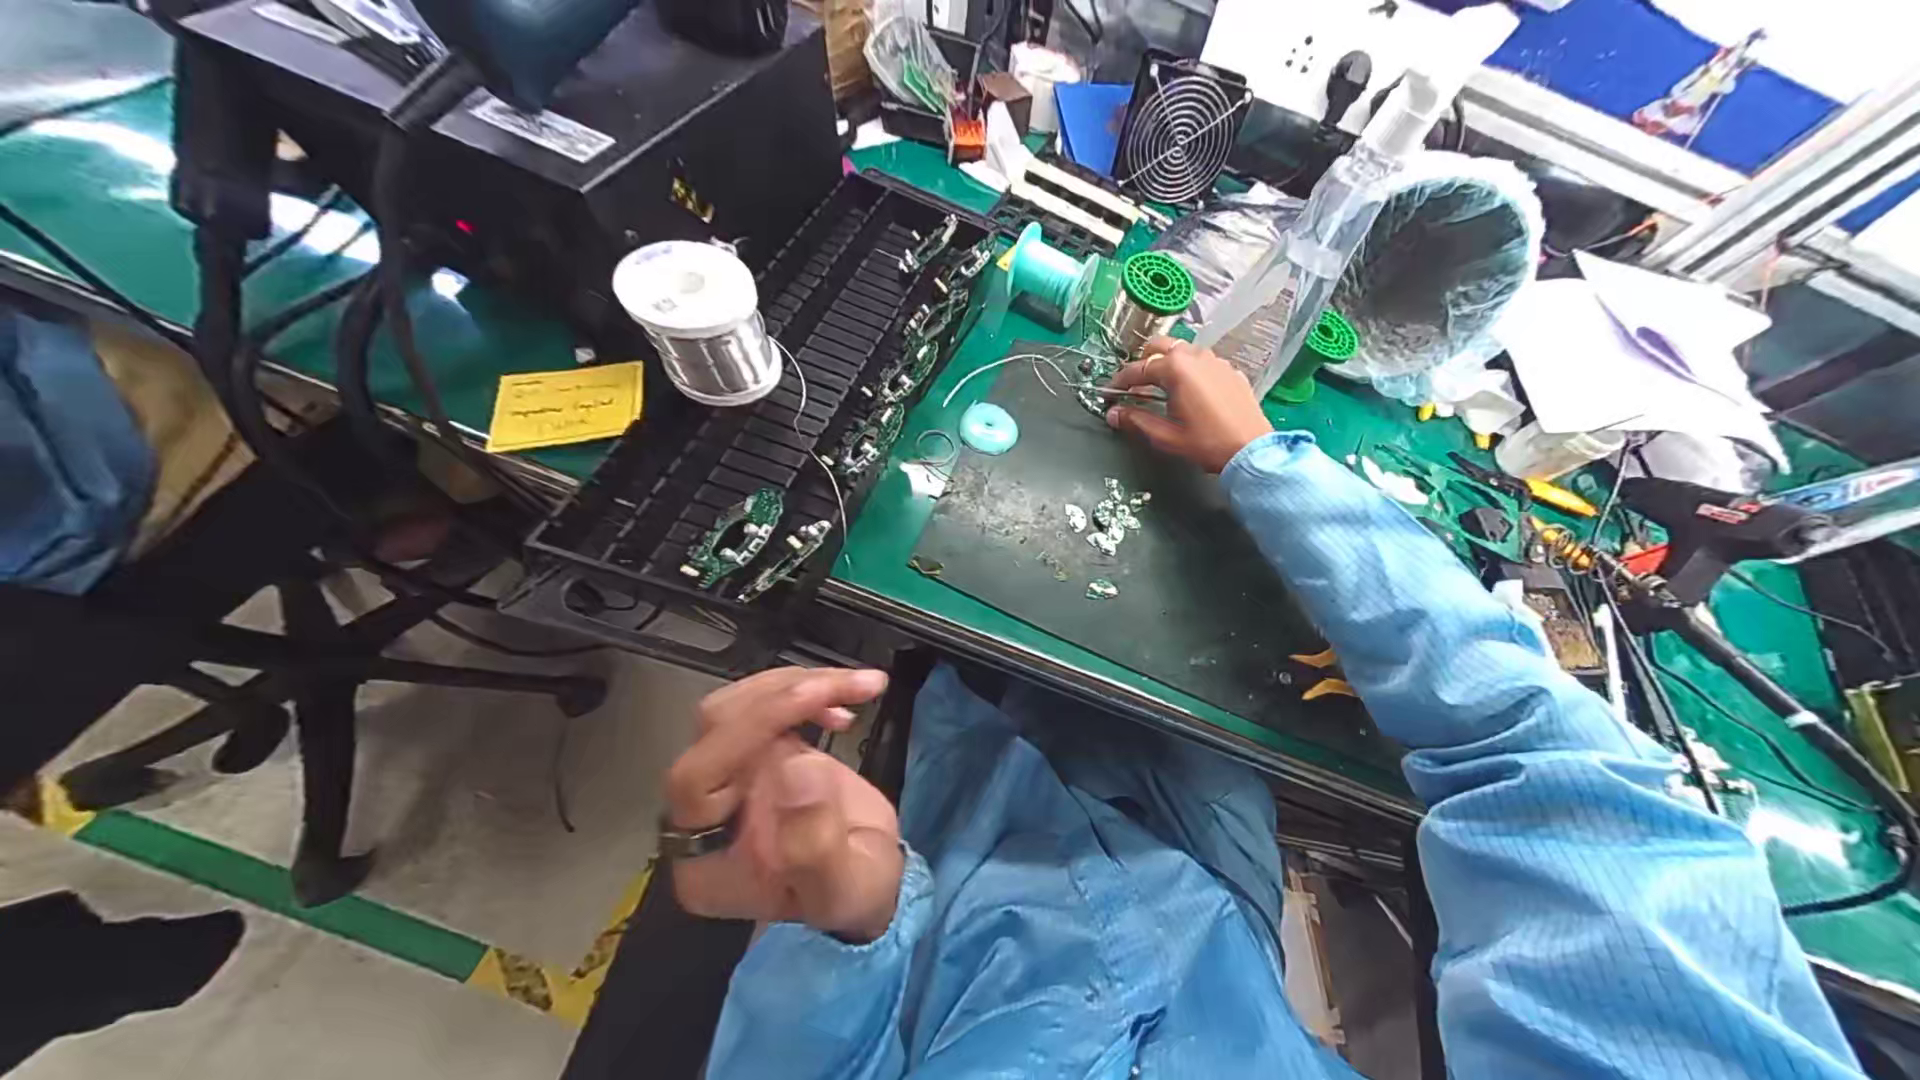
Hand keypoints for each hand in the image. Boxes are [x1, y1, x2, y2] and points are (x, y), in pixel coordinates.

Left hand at [665, 667, 901, 942]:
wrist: (869, 881)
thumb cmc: (853, 894)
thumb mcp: (843, 887)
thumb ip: (815, 842)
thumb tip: (795, 768)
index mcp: (705, 858)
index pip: (698, 780)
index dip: (747, 731)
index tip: (813, 701)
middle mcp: (705, 810)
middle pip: (716, 727)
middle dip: (782, 696)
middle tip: (848, 686)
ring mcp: (730, 775)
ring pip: (740, 704)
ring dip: (798, 684)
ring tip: (858, 686)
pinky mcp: (758, 751)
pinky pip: (766, 704)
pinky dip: (806, 690)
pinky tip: (842, 701)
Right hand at [1104, 337, 1271, 472]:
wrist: (1249, 450)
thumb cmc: (1208, 443)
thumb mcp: (1164, 436)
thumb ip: (1135, 420)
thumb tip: (1115, 414)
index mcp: (1176, 369)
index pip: (1138, 368)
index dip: (1120, 381)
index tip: (1111, 391)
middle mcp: (1196, 357)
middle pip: (1159, 347)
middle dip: (1143, 362)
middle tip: (1134, 384)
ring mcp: (1216, 361)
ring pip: (1182, 350)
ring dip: (1166, 363)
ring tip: (1159, 387)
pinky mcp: (1230, 371)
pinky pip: (1202, 361)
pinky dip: (1188, 369)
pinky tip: (1187, 391)